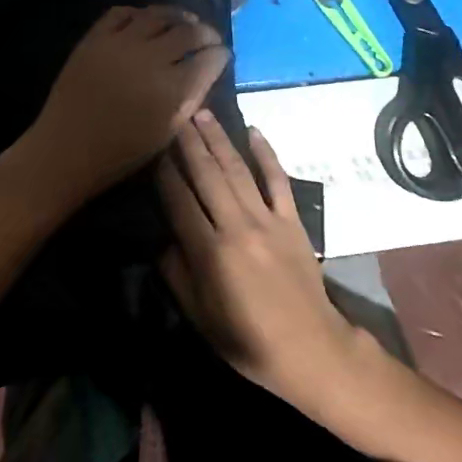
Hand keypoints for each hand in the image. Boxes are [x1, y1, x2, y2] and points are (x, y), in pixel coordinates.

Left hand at [27, 6, 228, 204]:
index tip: (223, 54)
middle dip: (206, 33)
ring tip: (186, 21)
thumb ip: (193, 98)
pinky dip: (140, 13)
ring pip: (158, 14)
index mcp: (171, 89)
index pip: (209, 59)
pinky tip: (147, 21)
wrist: (66, 150)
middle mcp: (150, 58)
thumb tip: (209, 70)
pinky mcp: (95, 38)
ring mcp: (120, 44)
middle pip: (188, 32)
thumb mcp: (168, 132)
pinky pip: (122, 13)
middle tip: (210, 38)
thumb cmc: (121, 151)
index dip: (221, 54)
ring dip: (178, 15)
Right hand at [157, 112, 363, 406]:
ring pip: (238, 170)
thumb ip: (177, 275)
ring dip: (219, 140)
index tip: (152, 148)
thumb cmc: (248, 340)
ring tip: (203, 115)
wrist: (309, 346)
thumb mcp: (200, 317)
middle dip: (189, 143)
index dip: (164, 174)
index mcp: (211, 252)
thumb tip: (161, 239)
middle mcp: (237, 226)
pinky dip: (266, 154)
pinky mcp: (292, 219)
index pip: (179, 202)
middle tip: (175, 115)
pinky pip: (278, 180)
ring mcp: (268, 219)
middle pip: (208, 176)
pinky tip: (253, 132)